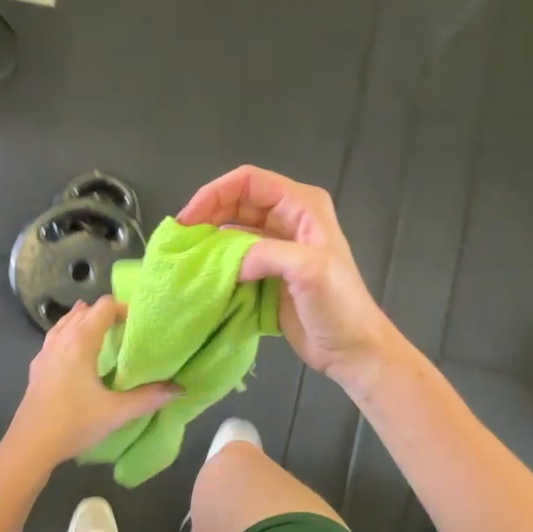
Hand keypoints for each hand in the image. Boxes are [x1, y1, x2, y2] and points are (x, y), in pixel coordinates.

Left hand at [1, 297, 179, 469]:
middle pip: (82, 313)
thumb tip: (179, 389)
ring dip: (82, 322)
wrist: (30, 445)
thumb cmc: (74, 423)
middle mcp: (60, 341)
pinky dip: (67, 336)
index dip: (123, 308)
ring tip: (101, 331)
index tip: (139, 322)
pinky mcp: (36, 369)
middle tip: (125, 327)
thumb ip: (148, 398)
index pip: (102, 308)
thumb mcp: (116, 412)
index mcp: (80, 342)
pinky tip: (74, 354)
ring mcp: (44, 354)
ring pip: (64, 325)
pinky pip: (54, 340)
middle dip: (104, 314)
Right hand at [177, 164, 398, 385]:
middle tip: (181, 241)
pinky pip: (234, 258)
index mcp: (302, 206)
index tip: (188, 221)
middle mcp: (288, 219)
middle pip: (236, 202)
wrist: (351, 350)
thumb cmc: (339, 307)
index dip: (214, 194)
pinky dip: (216, 264)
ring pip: (232, 229)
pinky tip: (201, 277)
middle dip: (206, 215)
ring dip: (208, 240)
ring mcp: (278, 246)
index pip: (249, 182)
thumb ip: (268, 254)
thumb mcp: (309, 272)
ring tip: (186, 259)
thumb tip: (231, 263)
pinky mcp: (268, 272)